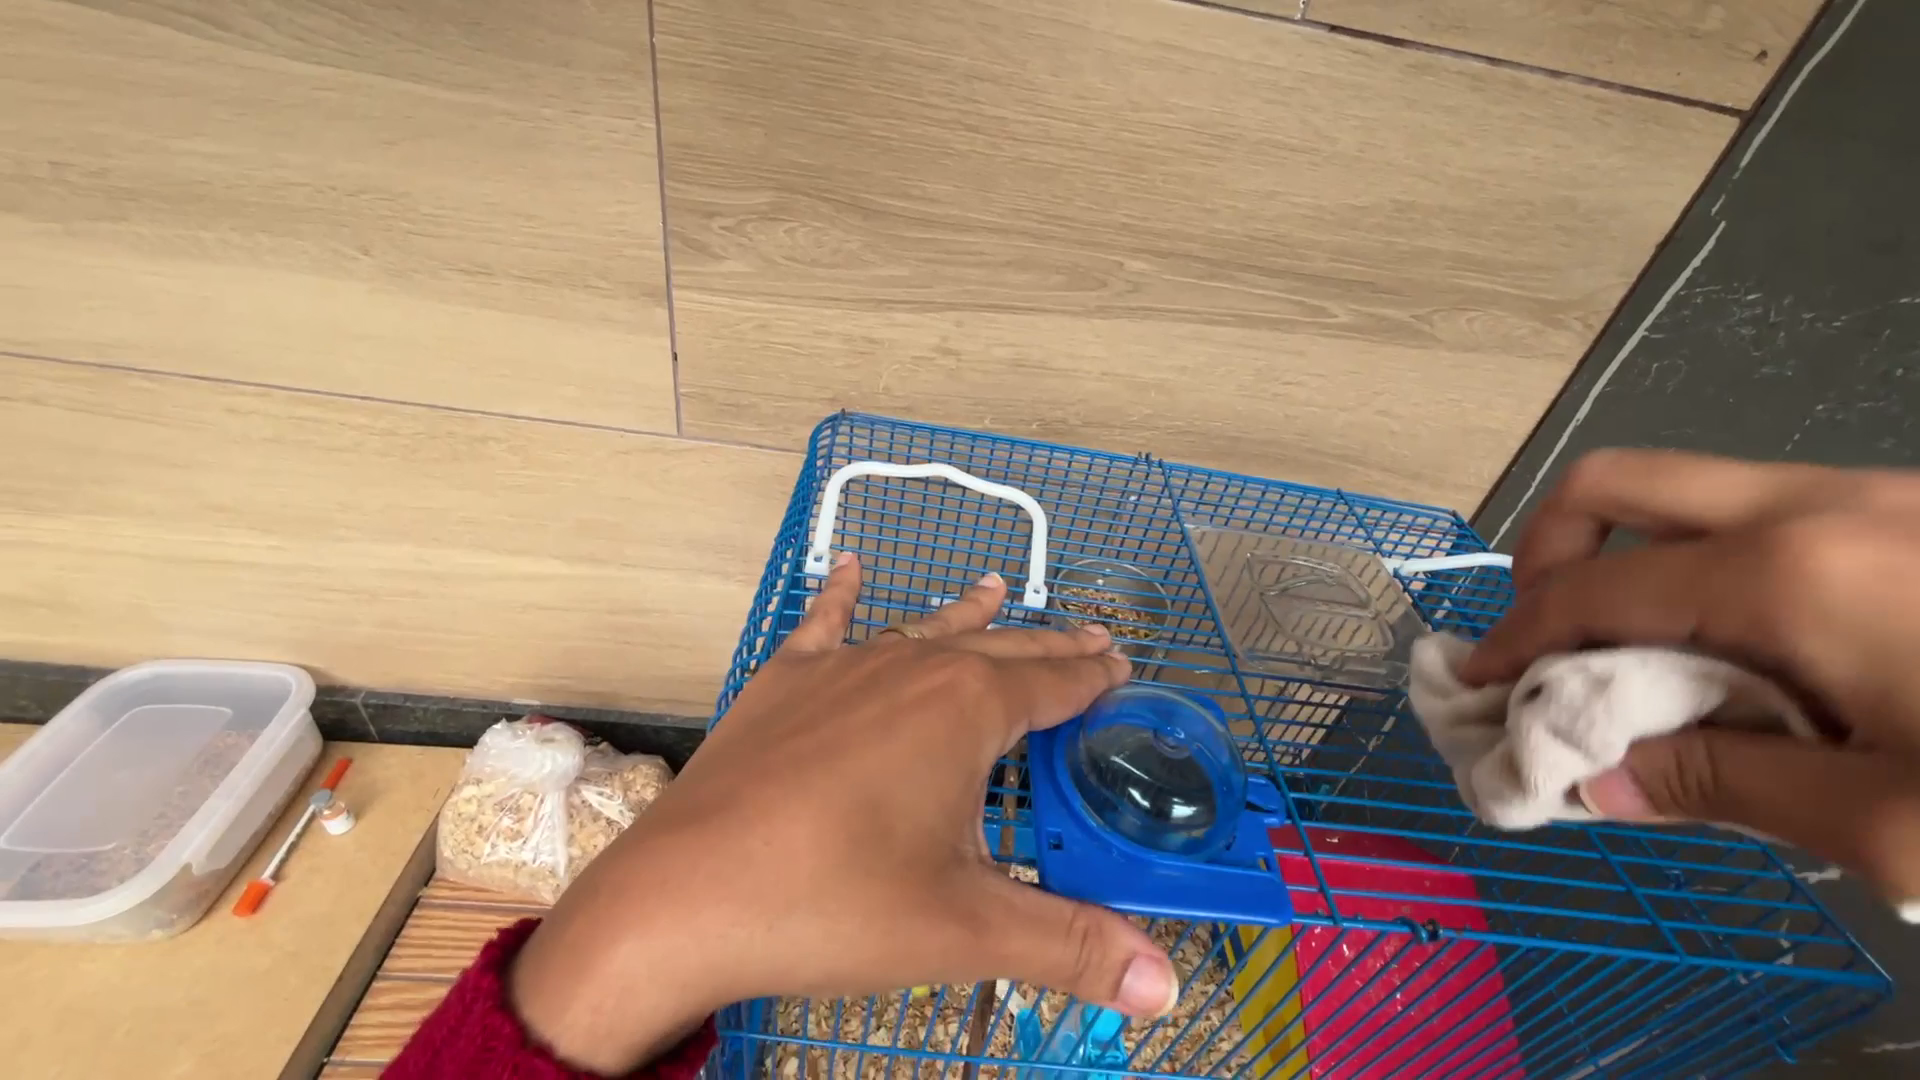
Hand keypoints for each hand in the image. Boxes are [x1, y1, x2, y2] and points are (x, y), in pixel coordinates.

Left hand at [508, 555, 1179, 1073]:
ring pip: (925, 627)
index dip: (1093, 677)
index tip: (1122, 665)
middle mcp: (912, 666)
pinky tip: (847, 568)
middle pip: (1001, 648)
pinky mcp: (785, 680)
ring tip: (998, 588)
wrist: (686, 895)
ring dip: (969, 614)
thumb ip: (1070, 948)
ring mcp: (843, 666)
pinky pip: (823, 623)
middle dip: (1050, 647)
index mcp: (967, 708)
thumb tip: (1167, 988)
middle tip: (1090, 638)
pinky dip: (840, 595)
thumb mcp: (966, 929)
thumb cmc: (836, 903)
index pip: (1053, 684)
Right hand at [1464, 449, 1919, 916]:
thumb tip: (1603, 782)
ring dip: (1624, 561)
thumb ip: (1723, 786)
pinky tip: (1737, 645)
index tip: (1479, 680)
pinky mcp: (1917, 518)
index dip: (1514, 637)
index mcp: (1789, 571)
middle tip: (1543, 629)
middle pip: (1613, 483)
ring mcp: (1876, 501)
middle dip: (1544, 552)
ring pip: (1686, 494)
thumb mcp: (1899, 824)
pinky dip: (1695, 568)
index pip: (1589, 590)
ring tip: (1635, 648)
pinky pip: (1755, 517)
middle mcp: (1817, 506)